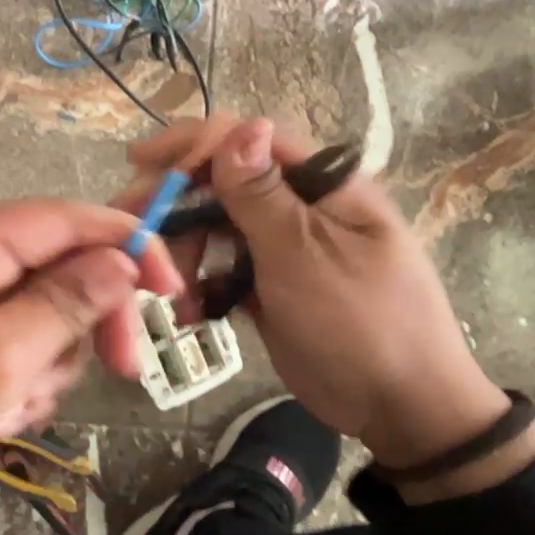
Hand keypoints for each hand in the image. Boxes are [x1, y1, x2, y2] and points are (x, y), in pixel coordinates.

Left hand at [0, 200, 182, 534]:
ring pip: (48, 314)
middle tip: (123, 370)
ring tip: (17, 402)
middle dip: (91, 320)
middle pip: (62, 268)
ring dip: (52, 362)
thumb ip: (66, 304)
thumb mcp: (0, 359)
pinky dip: (24, 379)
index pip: (65, 218)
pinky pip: (19, 345)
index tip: (170, 289)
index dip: (126, 243)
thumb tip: (123, 260)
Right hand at [118, 116, 511, 472]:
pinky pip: (223, 268)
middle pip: (223, 183)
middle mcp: (301, 205)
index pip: (249, 139)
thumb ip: (262, 194)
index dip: (192, 145)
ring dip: (184, 251)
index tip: (140, 166)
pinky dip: (202, 284)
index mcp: (323, 184)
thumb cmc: (359, 323)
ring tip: (170, 290)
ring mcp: (284, 246)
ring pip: (216, 227)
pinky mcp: (271, 283)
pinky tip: (193, 310)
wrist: (400, 408)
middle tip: (134, 231)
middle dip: (175, 205)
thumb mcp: (304, 254)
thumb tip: (241, 125)